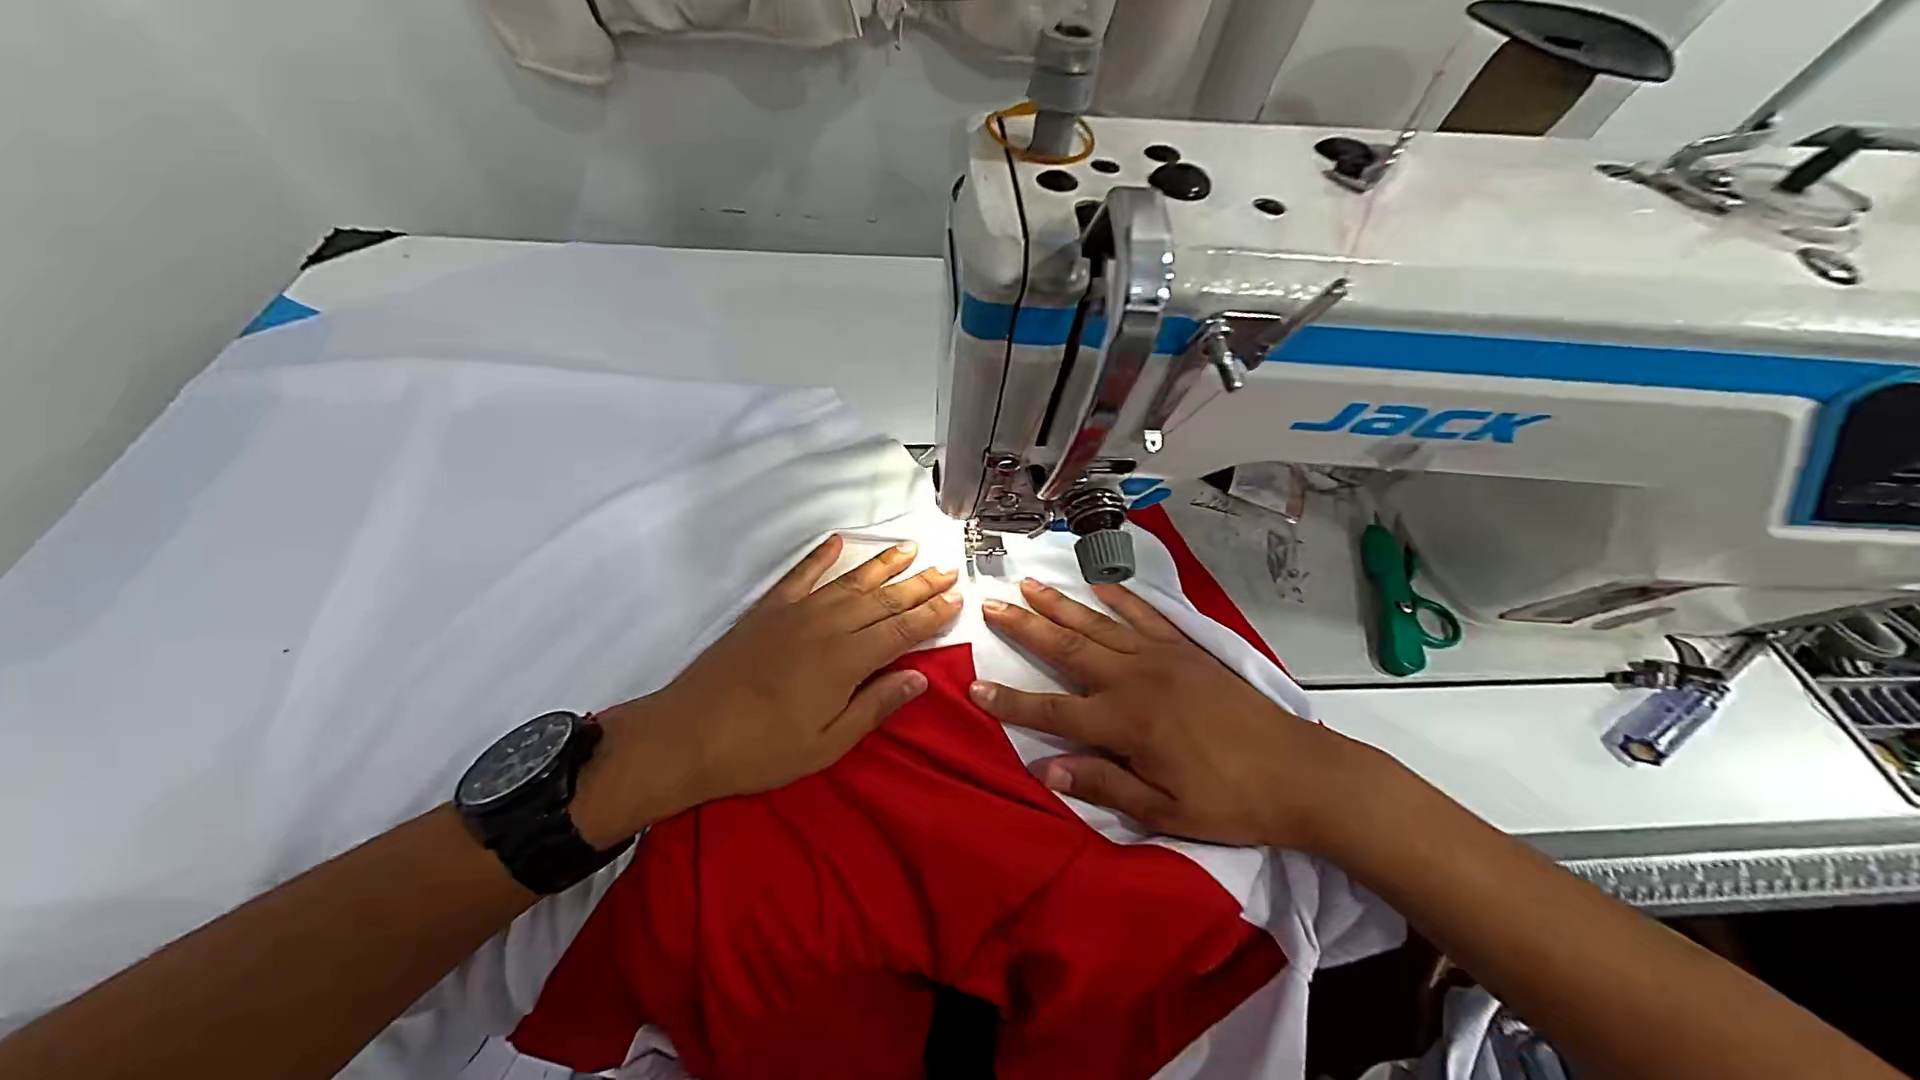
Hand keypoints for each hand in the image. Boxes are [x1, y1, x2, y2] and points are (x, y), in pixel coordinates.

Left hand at [573, 537, 960, 845]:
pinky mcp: (767, 610)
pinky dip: (820, 557)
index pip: (902, 630)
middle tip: (947, 570)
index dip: (932, 614)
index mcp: (846, 660)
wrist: (688, 734)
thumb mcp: (827, 744)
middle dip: (919, 584)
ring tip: (909, 549)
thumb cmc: (762, 749)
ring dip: (883, 565)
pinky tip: (836, 542)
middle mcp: (826, 627)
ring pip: (850, 581)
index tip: (956, 598)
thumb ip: (875, 706)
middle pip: (883, 600)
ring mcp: (795, 613)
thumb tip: (918, 679)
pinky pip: (800, 574)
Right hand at [969, 578, 1384, 851]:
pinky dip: (1121, 596)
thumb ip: (1103, 785)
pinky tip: (1101, 582)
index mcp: (1125, 723)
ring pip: (1098, 623)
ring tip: (1029, 585)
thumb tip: (1045, 770)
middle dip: (1024, 627)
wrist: (1302, 774)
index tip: (974, 687)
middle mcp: (1135, 680)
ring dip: (1060, 604)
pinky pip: (1146, 616)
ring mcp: (1162, 658)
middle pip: (1066, 648)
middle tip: (991, 605)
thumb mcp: (1164, 810)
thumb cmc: (1231, 801)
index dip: (1010, 701)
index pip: (1053, 710)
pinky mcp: (1187, 649)